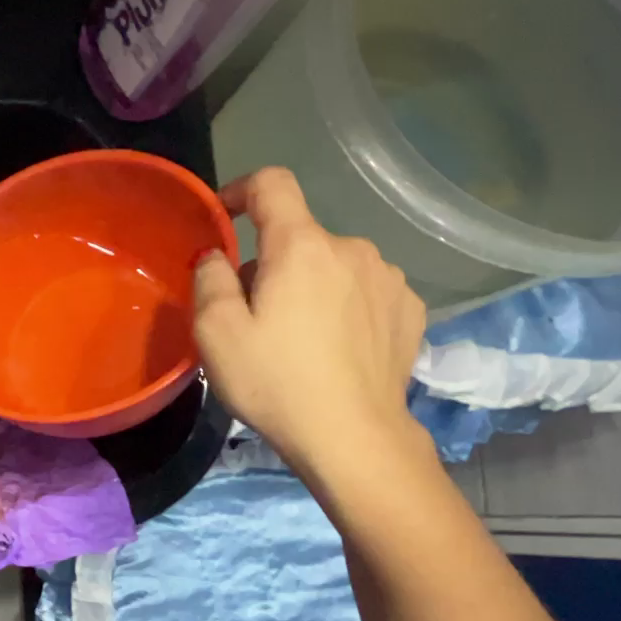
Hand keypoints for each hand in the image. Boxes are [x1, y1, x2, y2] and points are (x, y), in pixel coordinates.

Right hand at [193, 168, 427, 468]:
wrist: (351, 434)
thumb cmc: (273, 380)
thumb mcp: (216, 333)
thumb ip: (210, 280)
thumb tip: (217, 256)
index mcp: (301, 247)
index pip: (273, 185)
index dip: (242, 190)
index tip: (223, 215)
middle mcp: (352, 249)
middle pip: (299, 238)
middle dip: (269, 264)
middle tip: (248, 316)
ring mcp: (388, 278)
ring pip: (332, 267)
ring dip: (307, 286)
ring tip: (293, 337)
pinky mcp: (410, 310)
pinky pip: (363, 292)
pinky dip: (341, 306)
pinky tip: (331, 347)